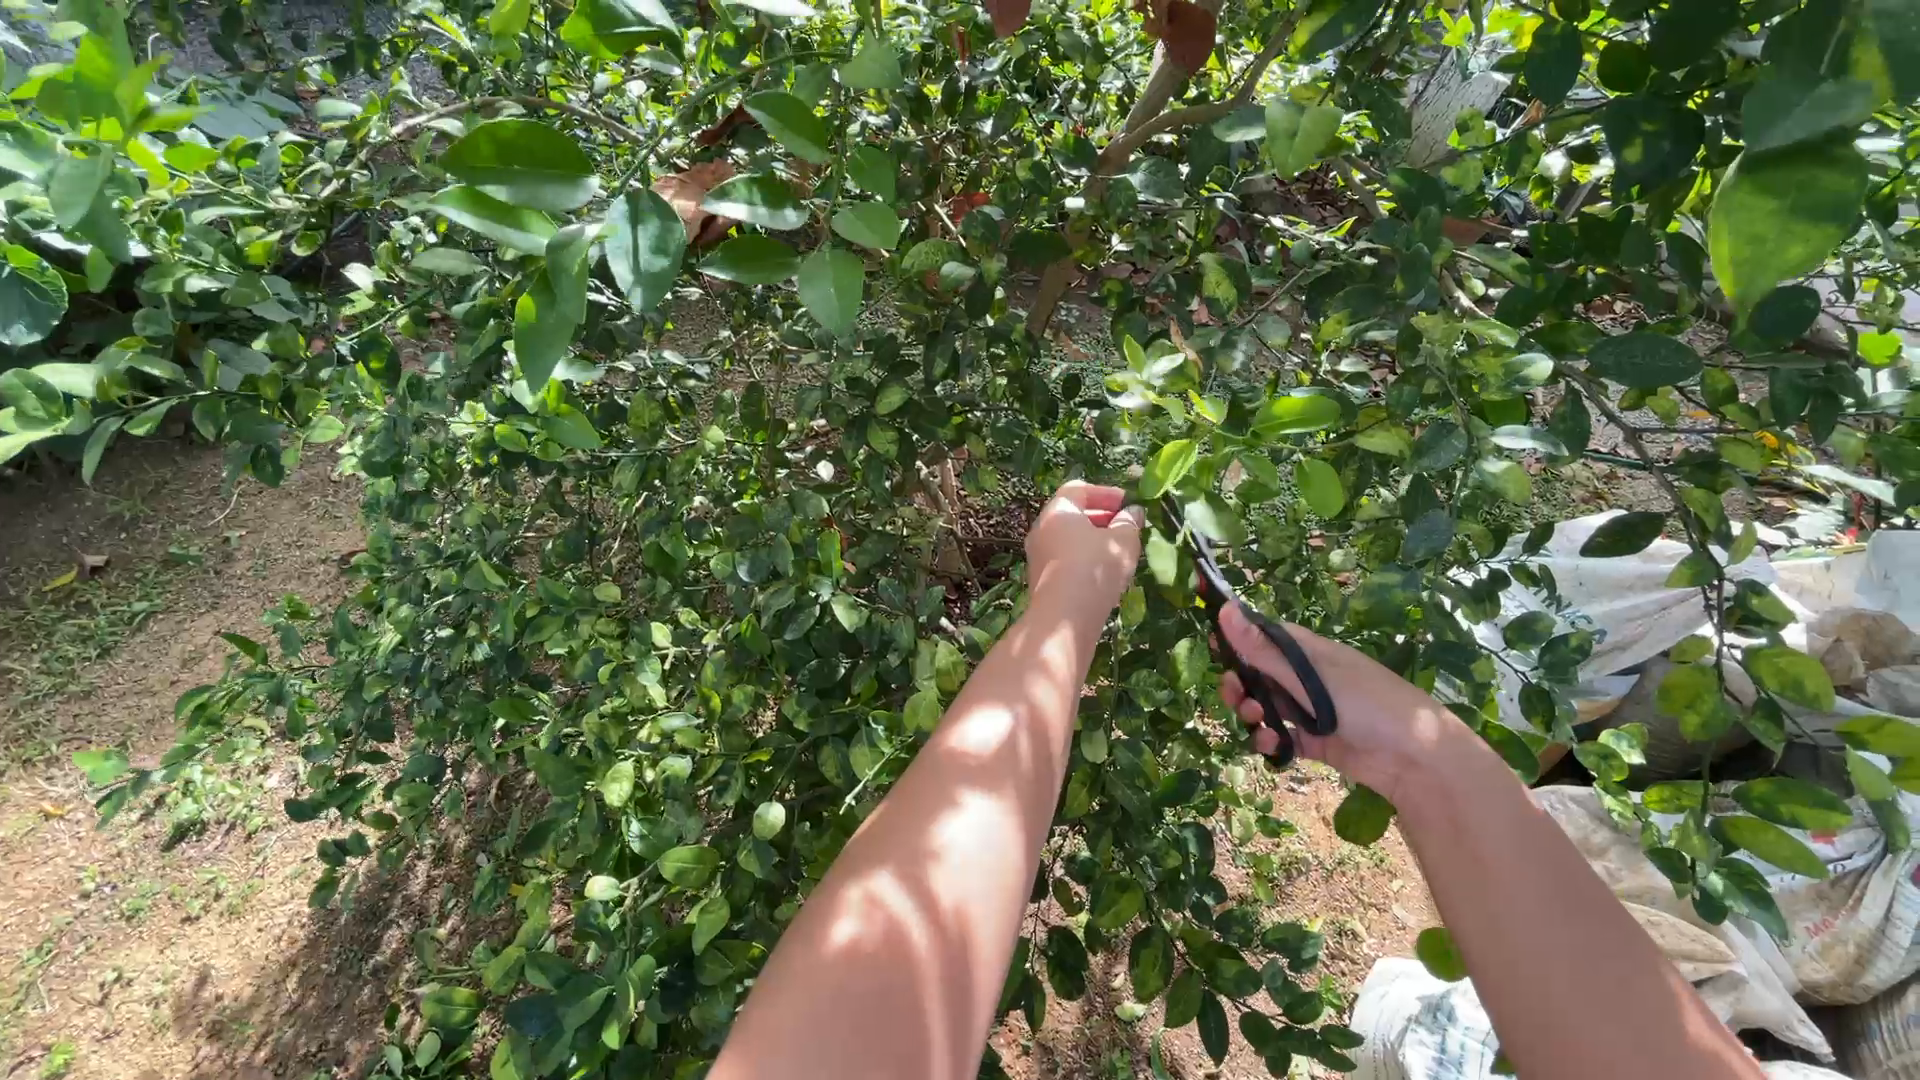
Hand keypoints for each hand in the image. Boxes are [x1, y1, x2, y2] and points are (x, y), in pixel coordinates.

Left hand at [1025, 481, 1143, 617]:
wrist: (1064, 618)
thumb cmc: (1095, 567)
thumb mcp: (1123, 541)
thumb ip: (1129, 523)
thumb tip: (1132, 513)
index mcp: (1058, 511)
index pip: (1079, 489)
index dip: (1106, 493)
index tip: (1128, 504)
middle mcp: (1041, 529)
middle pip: (1072, 515)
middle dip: (1102, 518)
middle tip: (1127, 527)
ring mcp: (1038, 556)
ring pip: (1069, 540)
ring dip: (1094, 541)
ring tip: (1120, 552)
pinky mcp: (1041, 580)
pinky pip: (1065, 561)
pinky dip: (1084, 560)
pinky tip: (1105, 574)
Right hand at [1217, 604, 1487, 805]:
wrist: (1417, 759)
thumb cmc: (1366, 702)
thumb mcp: (1310, 674)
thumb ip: (1263, 649)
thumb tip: (1223, 608)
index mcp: (1306, 651)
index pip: (1261, 637)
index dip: (1235, 642)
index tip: (1214, 650)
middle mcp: (1305, 678)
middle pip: (1256, 675)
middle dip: (1239, 686)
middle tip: (1235, 696)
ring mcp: (1309, 710)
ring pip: (1264, 707)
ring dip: (1252, 713)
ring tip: (1257, 723)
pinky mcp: (1313, 741)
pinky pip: (1280, 737)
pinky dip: (1270, 741)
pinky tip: (1272, 746)